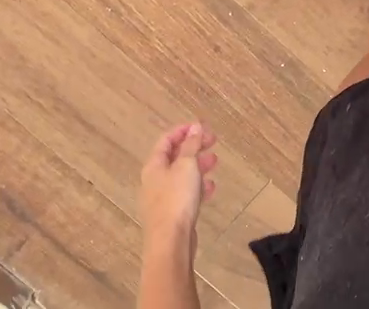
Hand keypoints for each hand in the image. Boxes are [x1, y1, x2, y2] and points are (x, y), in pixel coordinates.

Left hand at [141, 123, 218, 253]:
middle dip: (194, 146)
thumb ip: (191, 145)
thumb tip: (195, 127)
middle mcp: (155, 180)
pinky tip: (210, 188)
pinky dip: (198, 186)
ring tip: (215, 162)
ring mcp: (162, 198)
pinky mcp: (172, 213)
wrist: (170, 242)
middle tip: (213, 141)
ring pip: (182, 174)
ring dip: (198, 165)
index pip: (166, 140)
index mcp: (154, 166)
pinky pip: (185, 192)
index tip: (203, 126)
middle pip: (175, 156)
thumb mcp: (186, 166)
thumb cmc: (176, 199)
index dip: (183, 130)